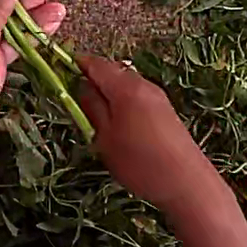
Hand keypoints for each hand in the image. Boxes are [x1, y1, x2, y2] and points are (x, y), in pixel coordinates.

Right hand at [77, 55, 227, 213]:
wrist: (186, 182)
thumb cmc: (139, 162)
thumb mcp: (105, 137)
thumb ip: (91, 108)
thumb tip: (80, 87)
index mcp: (125, 87)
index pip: (96, 64)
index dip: (76, 65)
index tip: (59, 74)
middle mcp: (143, 84)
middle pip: (112, 71)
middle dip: (92, 80)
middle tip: (74, 100)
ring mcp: (157, 96)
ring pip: (125, 85)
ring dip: (108, 93)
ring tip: (95, 117)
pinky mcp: (165, 110)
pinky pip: (137, 96)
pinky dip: (122, 102)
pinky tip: (118, 125)